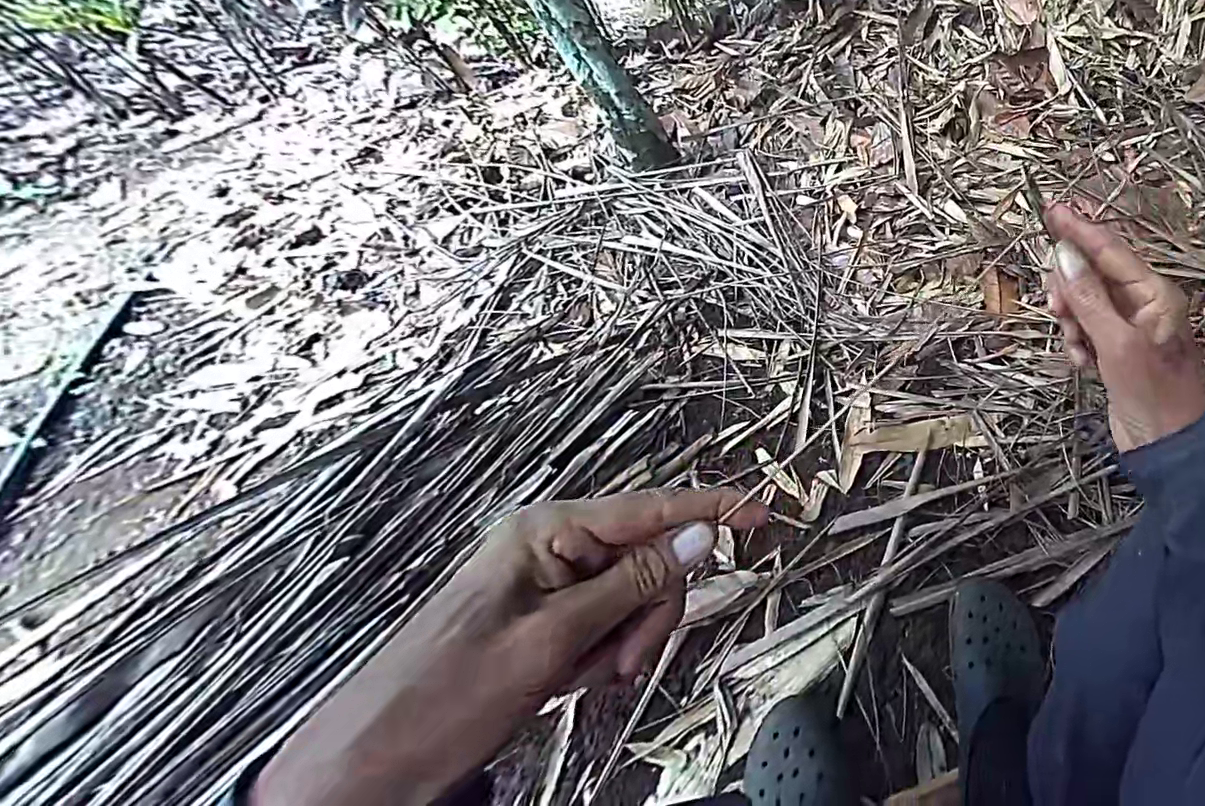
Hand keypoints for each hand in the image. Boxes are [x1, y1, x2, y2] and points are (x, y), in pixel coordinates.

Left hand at [252, 490, 769, 805]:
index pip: (653, 508)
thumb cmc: (444, 700)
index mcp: (550, 529)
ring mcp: (554, 576)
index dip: (713, 508)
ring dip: (628, 637)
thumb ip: (635, 581)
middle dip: (651, 611)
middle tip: (626, 664)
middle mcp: (557, 542)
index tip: (762, 512)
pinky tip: (574, 676)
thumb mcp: (551, 641)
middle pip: (651, 557)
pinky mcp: (552, 609)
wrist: (361, 777)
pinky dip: (608, 648)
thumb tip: (703, 533)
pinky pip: (612, 615)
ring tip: (589, 677)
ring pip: (637, 591)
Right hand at [1044, 203, 1204, 451]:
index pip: (1111, 250)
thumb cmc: (1153, 396)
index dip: (1079, 229)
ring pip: (1083, 302)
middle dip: (1070, 288)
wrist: (1167, 449)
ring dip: (1071, 320)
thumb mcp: (1117, 345)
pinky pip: (1084, 328)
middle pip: (1092, 275)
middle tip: (1055, 306)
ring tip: (1075, 344)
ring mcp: (1127, 327)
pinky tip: (1082, 362)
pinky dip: (1077, 341)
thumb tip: (1063, 255)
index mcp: (1156, 294)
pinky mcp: (1114, 348)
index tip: (1051, 209)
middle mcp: (1143, 304)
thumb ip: (1089, 298)